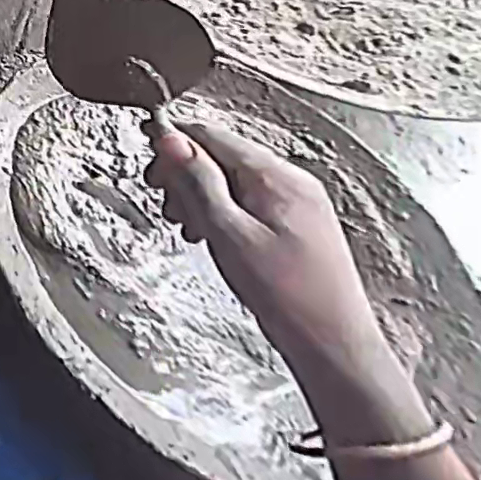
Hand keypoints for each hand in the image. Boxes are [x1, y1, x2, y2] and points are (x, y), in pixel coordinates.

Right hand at [146, 122, 432, 443]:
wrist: (333, 345)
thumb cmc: (283, 292)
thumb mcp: (226, 230)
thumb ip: (196, 179)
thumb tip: (170, 137)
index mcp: (275, 176)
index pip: (209, 134)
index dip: (170, 143)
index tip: (147, 162)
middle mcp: (290, 180)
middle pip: (217, 152)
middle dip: (181, 172)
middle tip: (163, 200)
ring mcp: (295, 200)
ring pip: (226, 175)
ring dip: (195, 192)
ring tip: (185, 223)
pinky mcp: (293, 219)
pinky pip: (242, 195)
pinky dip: (215, 206)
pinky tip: (207, 231)